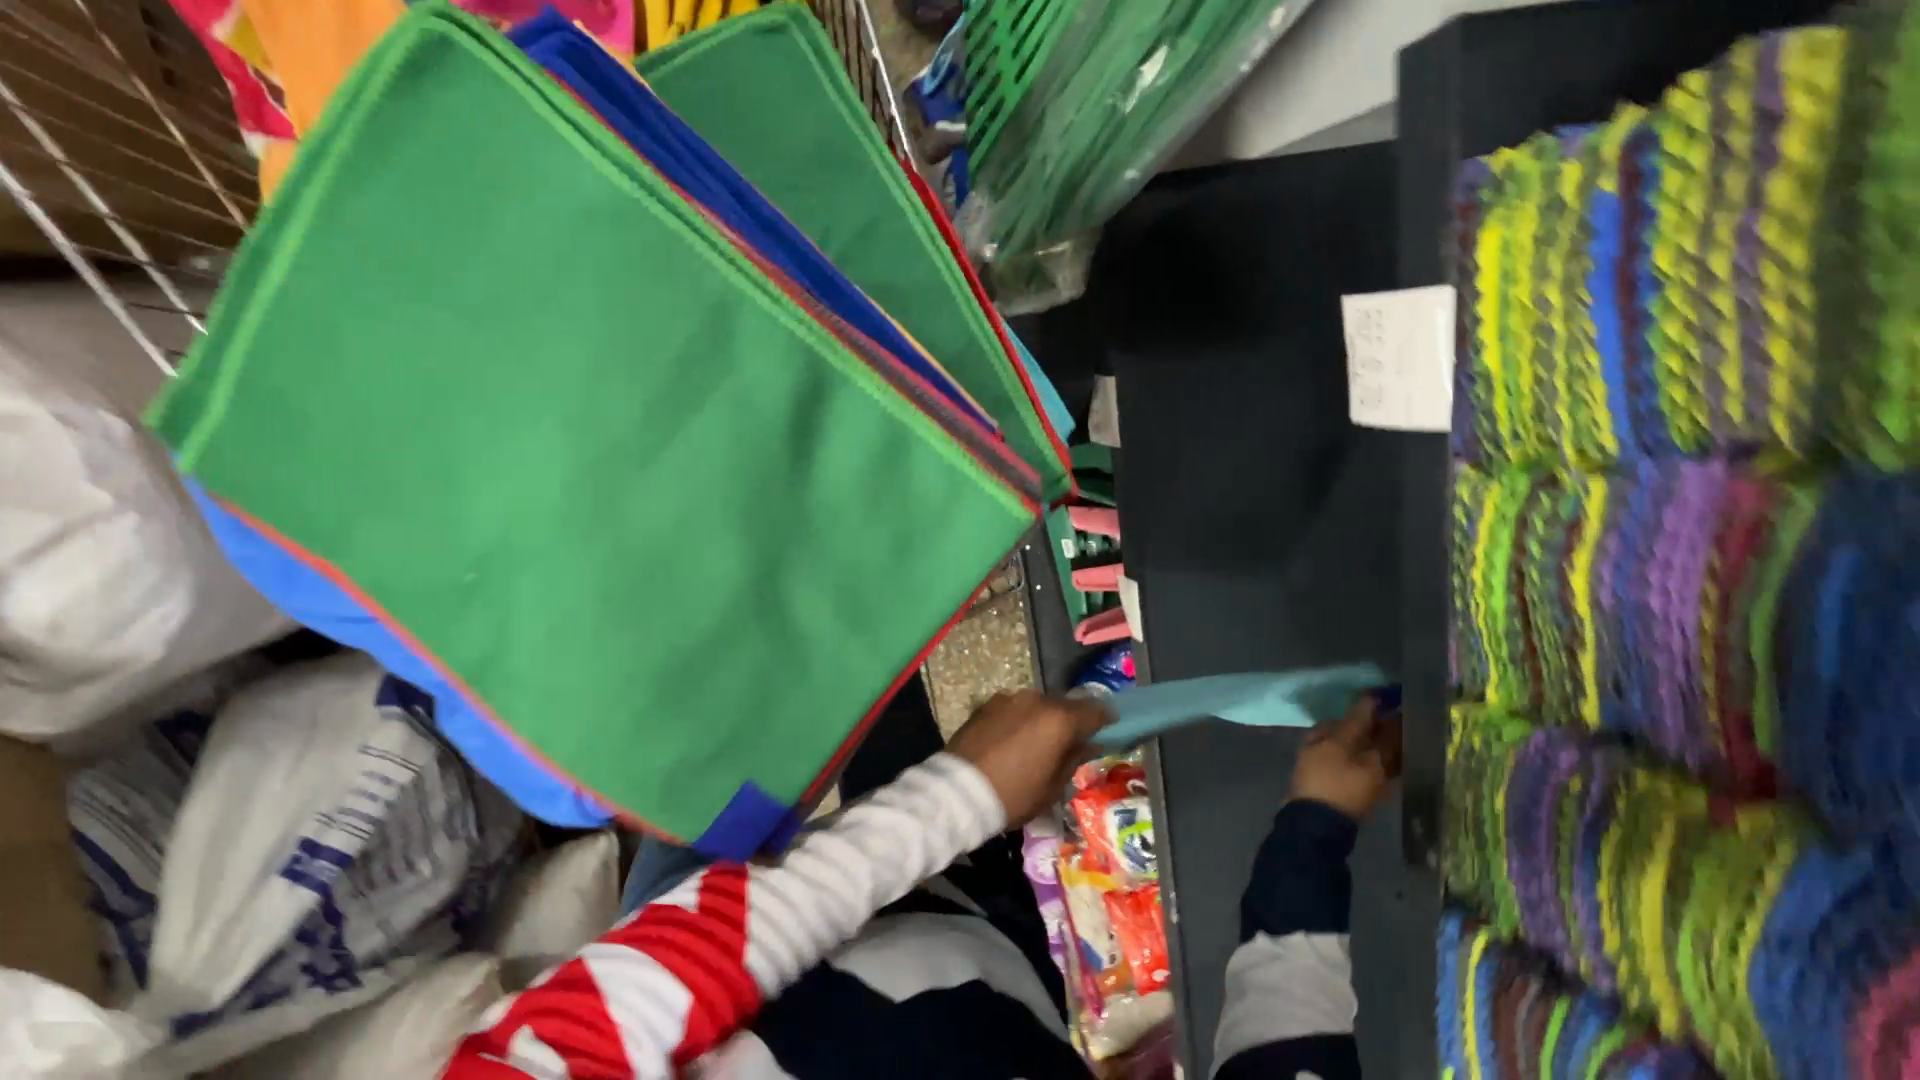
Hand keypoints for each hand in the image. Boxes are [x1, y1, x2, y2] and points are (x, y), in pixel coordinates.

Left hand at [947, 689, 1111, 826]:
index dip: (1106, 719)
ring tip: (1038, 743)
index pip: (1095, 710)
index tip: (1109, 729)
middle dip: (1071, 720)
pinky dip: (1020, 720)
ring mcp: (1009, 698)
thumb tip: (1088, 744)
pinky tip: (1013, 741)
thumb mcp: (1053, 787)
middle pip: (1064, 705)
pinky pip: (1014, 709)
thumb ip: (1074, 759)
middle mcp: (1036, 700)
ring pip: (1037, 705)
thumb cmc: (1013, 795)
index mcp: (1059, 719)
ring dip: (1043, 719)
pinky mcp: (986, 704)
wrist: (957, 792)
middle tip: (1071, 742)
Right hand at [1288, 693, 1401, 820]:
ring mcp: (1368, 783)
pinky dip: (1334, 755)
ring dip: (1339, 740)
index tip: (1380, 696)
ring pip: (1359, 751)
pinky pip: (1348, 764)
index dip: (1389, 710)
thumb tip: (1372, 700)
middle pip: (1376, 740)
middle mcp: (1383, 771)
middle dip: (1356, 726)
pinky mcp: (1351, 791)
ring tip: (1316, 739)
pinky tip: (1316, 752)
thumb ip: (1354, 722)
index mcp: (1383, 758)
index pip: (1394, 728)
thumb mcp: (1334, 745)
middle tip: (1336, 721)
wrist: (1312, 823)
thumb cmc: (1325, 779)